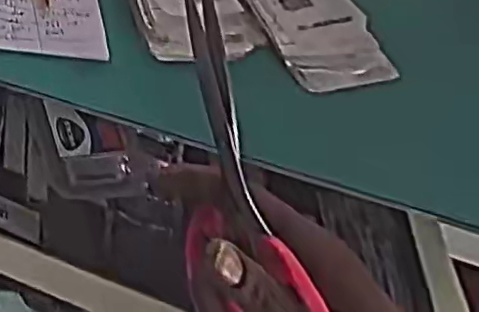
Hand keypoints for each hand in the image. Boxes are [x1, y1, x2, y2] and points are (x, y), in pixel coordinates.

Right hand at [154, 164, 398, 311]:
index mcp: (316, 246)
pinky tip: (236, 310)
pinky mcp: (307, 300)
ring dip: (225, 288)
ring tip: (228, 309)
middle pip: (236, 229)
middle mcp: (311, 257)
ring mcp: (310, 284)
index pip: (242, 189)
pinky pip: (259, 287)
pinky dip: (240, 300)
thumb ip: (265, 289)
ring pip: (243, 264)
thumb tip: (215, 250)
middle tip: (211, 295)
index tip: (162, 182)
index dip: (197, 180)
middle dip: (210, 256)